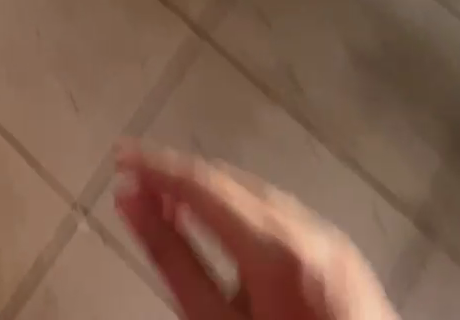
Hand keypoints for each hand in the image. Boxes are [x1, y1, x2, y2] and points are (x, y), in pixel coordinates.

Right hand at [114, 147, 398, 319]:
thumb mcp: (213, 317)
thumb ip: (168, 254)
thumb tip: (126, 197)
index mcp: (277, 245)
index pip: (200, 181)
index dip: (153, 163)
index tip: (117, 156)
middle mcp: (310, 231)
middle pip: (228, 181)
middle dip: (177, 175)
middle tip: (135, 179)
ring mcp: (333, 242)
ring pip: (252, 192)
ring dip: (207, 190)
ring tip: (168, 199)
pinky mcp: (342, 255)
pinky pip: (279, 212)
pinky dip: (239, 207)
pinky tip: (218, 222)